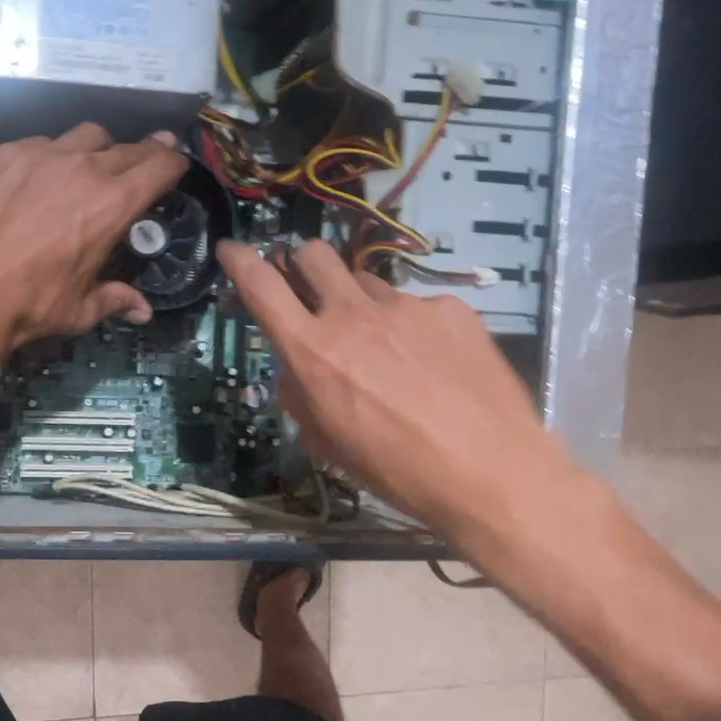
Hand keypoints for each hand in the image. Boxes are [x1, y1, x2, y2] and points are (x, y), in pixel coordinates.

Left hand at [0, 123, 188, 349]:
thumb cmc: (30, 306)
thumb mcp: (80, 310)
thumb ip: (114, 299)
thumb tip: (143, 311)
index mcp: (111, 204)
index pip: (159, 166)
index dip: (173, 164)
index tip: (175, 166)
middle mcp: (81, 168)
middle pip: (125, 147)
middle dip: (141, 153)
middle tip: (145, 160)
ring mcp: (38, 156)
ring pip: (81, 136)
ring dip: (94, 148)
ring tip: (88, 164)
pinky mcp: (1, 155)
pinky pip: (36, 144)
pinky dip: (48, 156)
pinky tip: (37, 177)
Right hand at [218, 239, 573, 538]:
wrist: (490, 472)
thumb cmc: (396, 470)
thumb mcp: (327, 442)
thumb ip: (301, 393)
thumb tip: (298, 368)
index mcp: (313, 351)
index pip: (261, 286)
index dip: (238, 260)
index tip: (230, 249)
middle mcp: (354, 315)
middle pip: (315, 254)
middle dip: (304, 264)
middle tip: (314, 295)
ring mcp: (406, 305)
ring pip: (367, 282)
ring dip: (361, 303)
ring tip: (387, 348)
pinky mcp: (451, 308)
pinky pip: (417, 305)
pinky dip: (413, 327)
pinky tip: (434, 364)